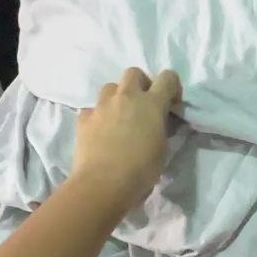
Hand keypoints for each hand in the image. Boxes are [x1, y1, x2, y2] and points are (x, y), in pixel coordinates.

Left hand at [69, 68, 181, 220]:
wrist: (104, 183)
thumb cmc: (142, 169)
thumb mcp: (162, 147)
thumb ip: (161, 127)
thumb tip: (159, 123)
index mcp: (151, 103)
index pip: (168, 77)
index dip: (172, 87)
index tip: (171, 104)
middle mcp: (126, 97)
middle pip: (133, 73)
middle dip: (140, 84)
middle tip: (143, 106)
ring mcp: (102, 106)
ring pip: (110, 87)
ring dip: (117, 97)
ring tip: (120, 118)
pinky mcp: (84, 118)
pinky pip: (93, 109)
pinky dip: (98, 116)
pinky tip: (101, 132)